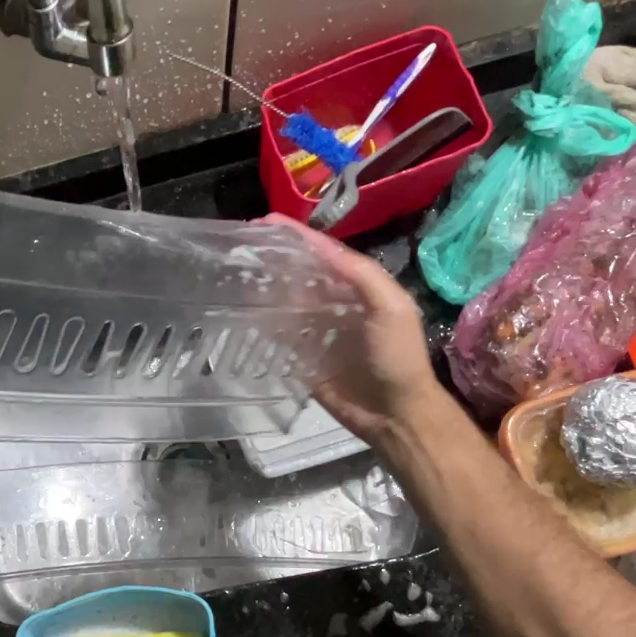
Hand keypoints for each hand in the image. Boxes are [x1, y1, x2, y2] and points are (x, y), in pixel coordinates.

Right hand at [262, 215, 441, 437]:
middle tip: (243, 250)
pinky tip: (245, 316)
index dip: (297, 237)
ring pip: (288, 306)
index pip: (325, 254)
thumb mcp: (391, 308)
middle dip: (276, 261)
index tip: (265, 223)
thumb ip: (362, 276)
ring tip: (237, 277)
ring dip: (266, 292)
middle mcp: (337, 306)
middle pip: (302, 277)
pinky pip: (281, 340)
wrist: (395, 413)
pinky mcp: (305, 361)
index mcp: (359, 289)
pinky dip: (265, 327)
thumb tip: (322, 248)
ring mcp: (319, 334)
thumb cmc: (398, 357)